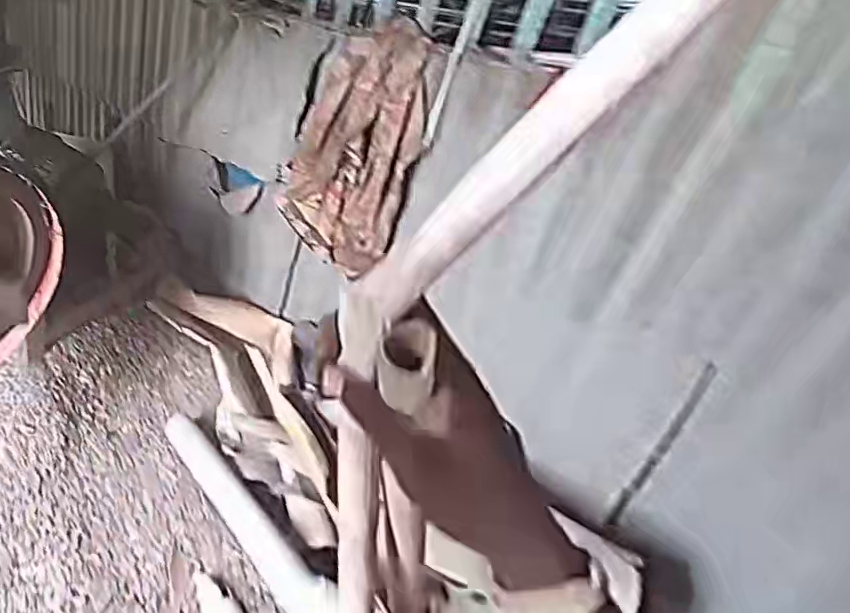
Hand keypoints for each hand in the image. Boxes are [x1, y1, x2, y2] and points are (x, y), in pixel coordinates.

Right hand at [337, 312, 589, 591]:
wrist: (520, 546)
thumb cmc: (476, 504)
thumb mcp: (413, 460)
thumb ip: (371, 413)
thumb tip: (335, 372)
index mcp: (450, 370)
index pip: (411, 308)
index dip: (371, 303)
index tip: (340, 322)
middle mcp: (451, 368)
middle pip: (397, 323)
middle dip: (357, 331)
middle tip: (329, 356)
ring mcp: (450, 385)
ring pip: (399, 347)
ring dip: (365, 353)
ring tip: (337, 374)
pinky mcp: (445, 403)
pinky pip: (405, 370)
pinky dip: (378, 373)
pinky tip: (361, 395)